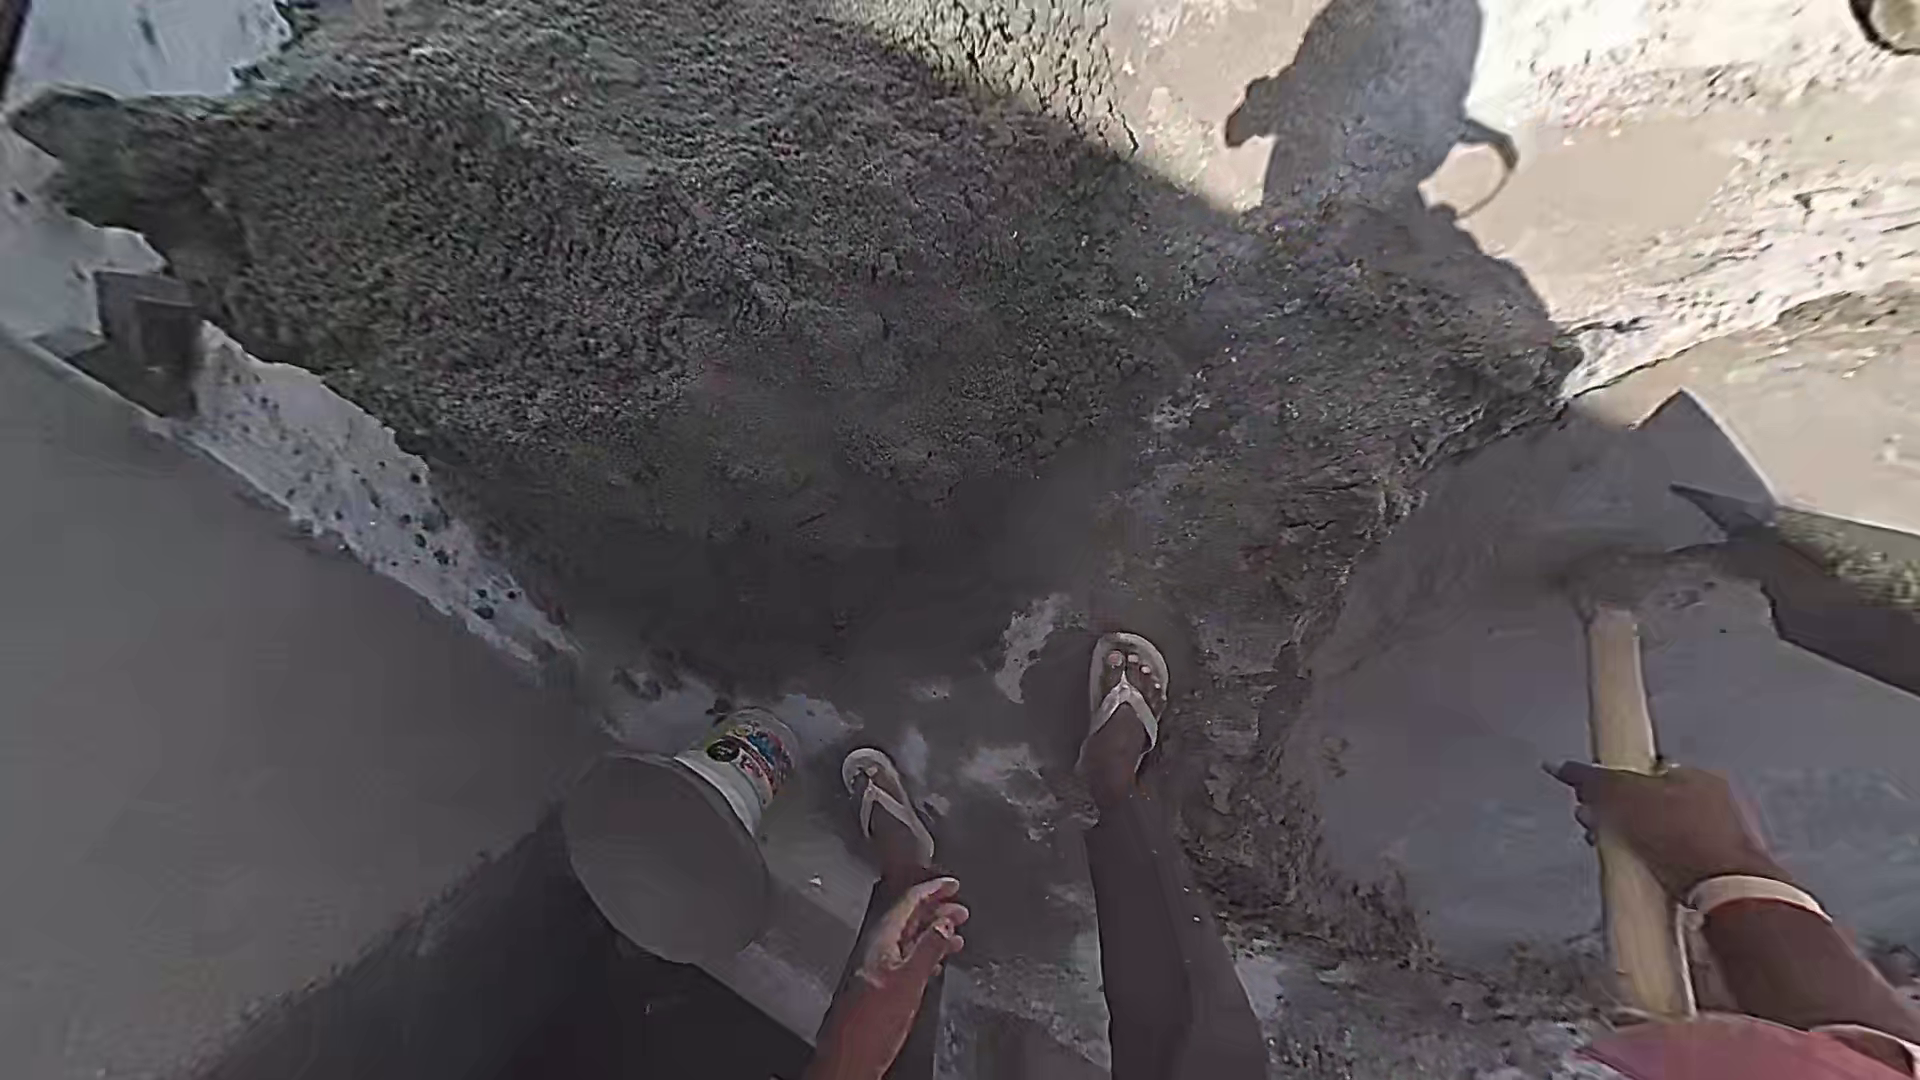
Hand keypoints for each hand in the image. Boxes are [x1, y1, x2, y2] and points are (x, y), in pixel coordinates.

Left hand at [806, 877, 967, 1079]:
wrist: (847, 1061)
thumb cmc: (871, 1024)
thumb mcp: (908, 981)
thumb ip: (928, 948)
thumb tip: (944, 922)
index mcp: (883, 937)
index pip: (910, 900)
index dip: (933, 889)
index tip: (952, 885)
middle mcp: (879, 946)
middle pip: (912, 917)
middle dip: (938, 910)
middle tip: (960, 909)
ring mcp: (879, 966)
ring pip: (912, 937)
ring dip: (935, 933)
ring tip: (957, 934)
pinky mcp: (881, 985)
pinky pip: (909, 957)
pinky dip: (928, 954)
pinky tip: (938, 963)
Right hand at [1549, 762, 1787, 897]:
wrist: (1724, 890)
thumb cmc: (1684, 836)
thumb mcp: (1615, 790)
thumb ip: (1585, 775)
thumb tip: (1560, 766)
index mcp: (1697, 776)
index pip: (1635, 767)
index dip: (1604, 778)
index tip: (1590, 789)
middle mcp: (1711, 803)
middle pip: (1636, 799)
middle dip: (1606, 810)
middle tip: (1595, 817)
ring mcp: (1713, 837)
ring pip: (1644, 828)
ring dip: (1618, 834)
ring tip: (1609, 842)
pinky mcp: (1708, 867)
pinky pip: (1658, 853)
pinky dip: (1639, 856)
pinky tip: (1630, 860)